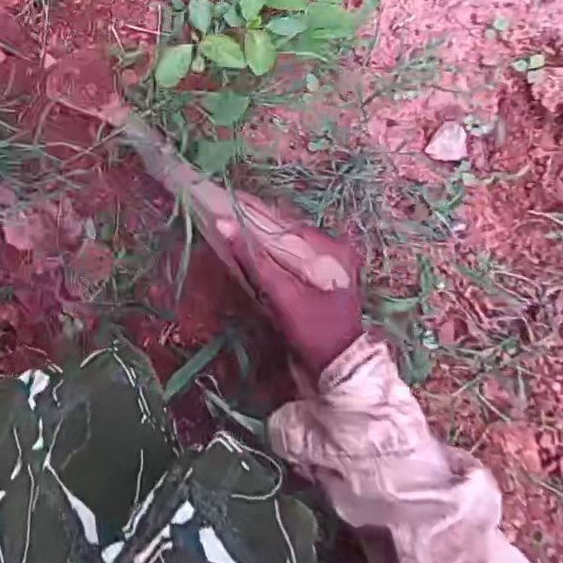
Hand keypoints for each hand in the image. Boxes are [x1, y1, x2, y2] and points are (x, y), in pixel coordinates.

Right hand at [221, 214, 361, 378]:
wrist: (341, 364)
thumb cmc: (313, 332)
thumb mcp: (282, 296)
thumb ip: (254, 260)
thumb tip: (224, 225)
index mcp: (329, 248)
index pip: (281, 220)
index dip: (250, 209)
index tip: (223, 198)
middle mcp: (333, 246)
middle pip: (284, 226)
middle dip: (252, 218)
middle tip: (221, 207)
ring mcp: (330, 258)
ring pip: (285, 236)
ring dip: (257, 229)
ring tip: (229, 218)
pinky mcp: (322, 269)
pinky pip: (290, 248)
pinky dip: (268, 244)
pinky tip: (249, 240)